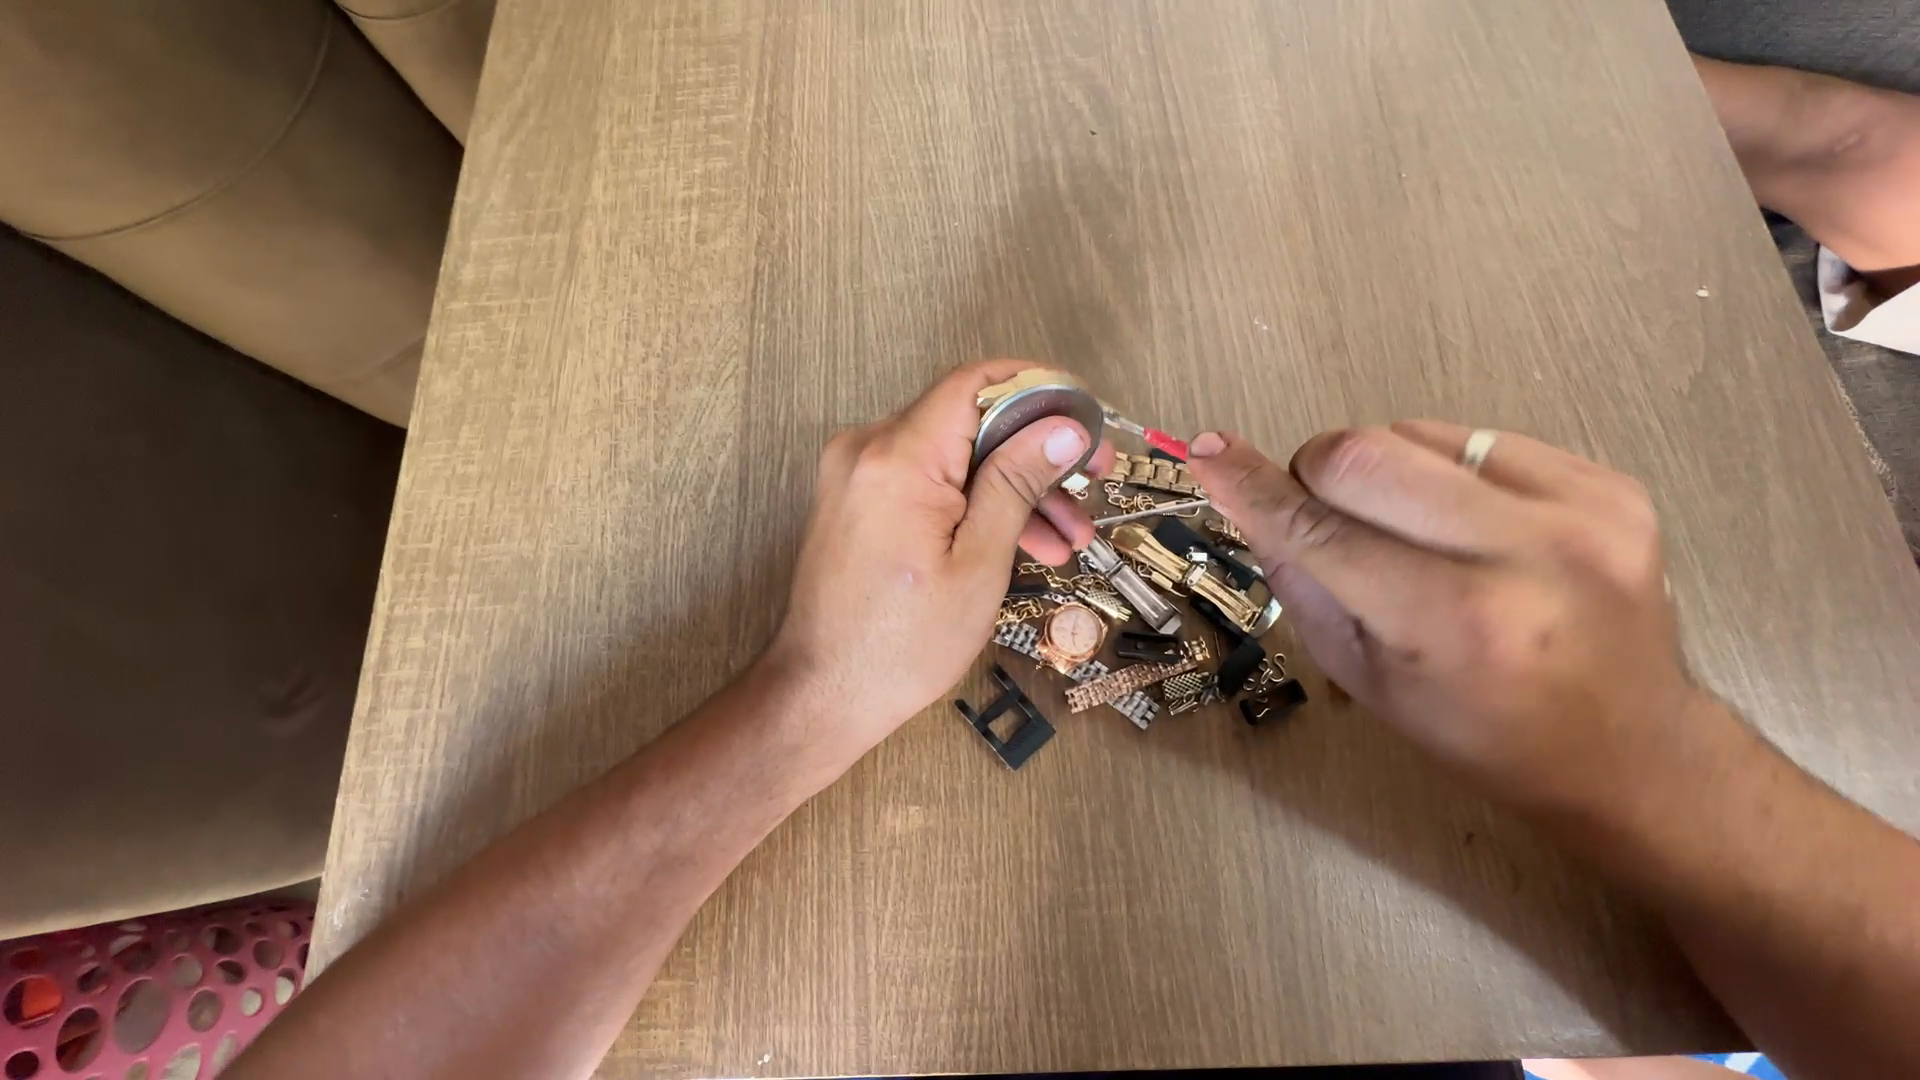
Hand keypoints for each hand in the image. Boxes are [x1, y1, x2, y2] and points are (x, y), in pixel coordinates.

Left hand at [766, 361, 1113, 756]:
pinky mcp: (857, 498)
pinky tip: (1019, 542)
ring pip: (952, 456)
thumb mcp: (978, 563)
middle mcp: (867, 447)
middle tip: (1090, 482)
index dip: (1038, 388)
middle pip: (968, 420)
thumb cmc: (904, 644)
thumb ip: (1017, 483)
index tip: (1085, 416)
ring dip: (1009, 486)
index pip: (975, 382)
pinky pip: (927, 481)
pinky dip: (971, 502)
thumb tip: (1064, 426)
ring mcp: (857, 473)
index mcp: (897, 456)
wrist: (825, 693)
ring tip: (1066, 538)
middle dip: (1034, 451)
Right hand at [1186, 422, 1721, 812]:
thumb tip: (1252, 501)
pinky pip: (1471, 437)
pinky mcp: (1610, 482)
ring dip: (1376, 471)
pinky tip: (1459, 523)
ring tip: (1405, 531)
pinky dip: (1434, 469)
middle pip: (1362, 454)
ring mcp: (1582, 508)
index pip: (1319, 531)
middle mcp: (1526, 553)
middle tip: (1322, 517)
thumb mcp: (1360, 673)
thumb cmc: (1473, 730)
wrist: (1629, 748)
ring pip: (1410, 433)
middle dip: (1314, 475)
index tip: (1206, 450)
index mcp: (1453, 622)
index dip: (1252, 487)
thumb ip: (1299, 579)